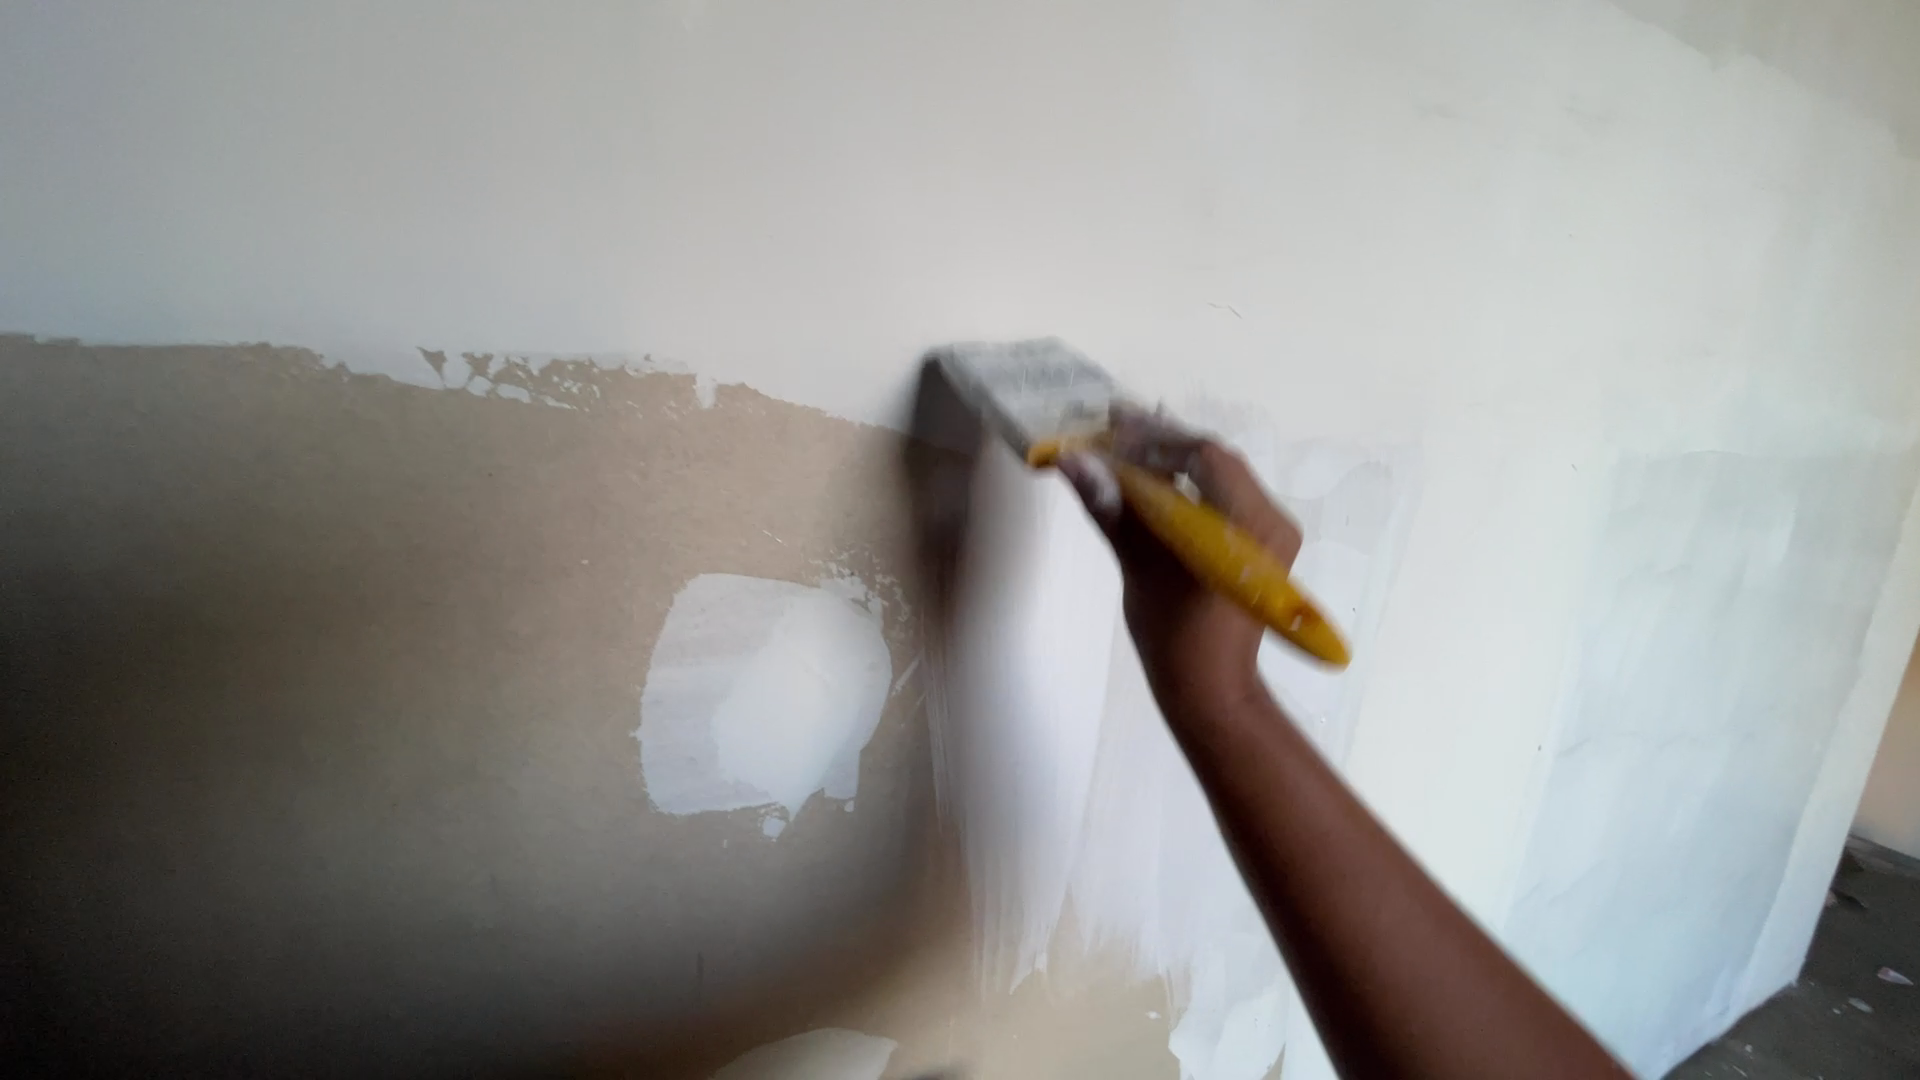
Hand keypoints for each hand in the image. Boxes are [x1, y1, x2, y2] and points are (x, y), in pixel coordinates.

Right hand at [1057, 407, 1303, 721]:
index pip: (1206, 455)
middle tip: (1108, 428)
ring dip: (1166, 460)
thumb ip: (1111, 508)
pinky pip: (1214, 497)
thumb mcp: (1139, 568)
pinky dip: (1177, 484)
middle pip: (1212, 459)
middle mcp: (1270, 517)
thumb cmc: (1175, 635)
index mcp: (1254, 524)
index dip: (1154, 436)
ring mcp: (1265, 530)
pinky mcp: (1252, 542)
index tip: (1108, 425)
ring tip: (1119, 446)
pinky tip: (1144, 478)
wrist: (1207, 687)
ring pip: (1212, 475)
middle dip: (1158, 442)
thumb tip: (1070, 459)